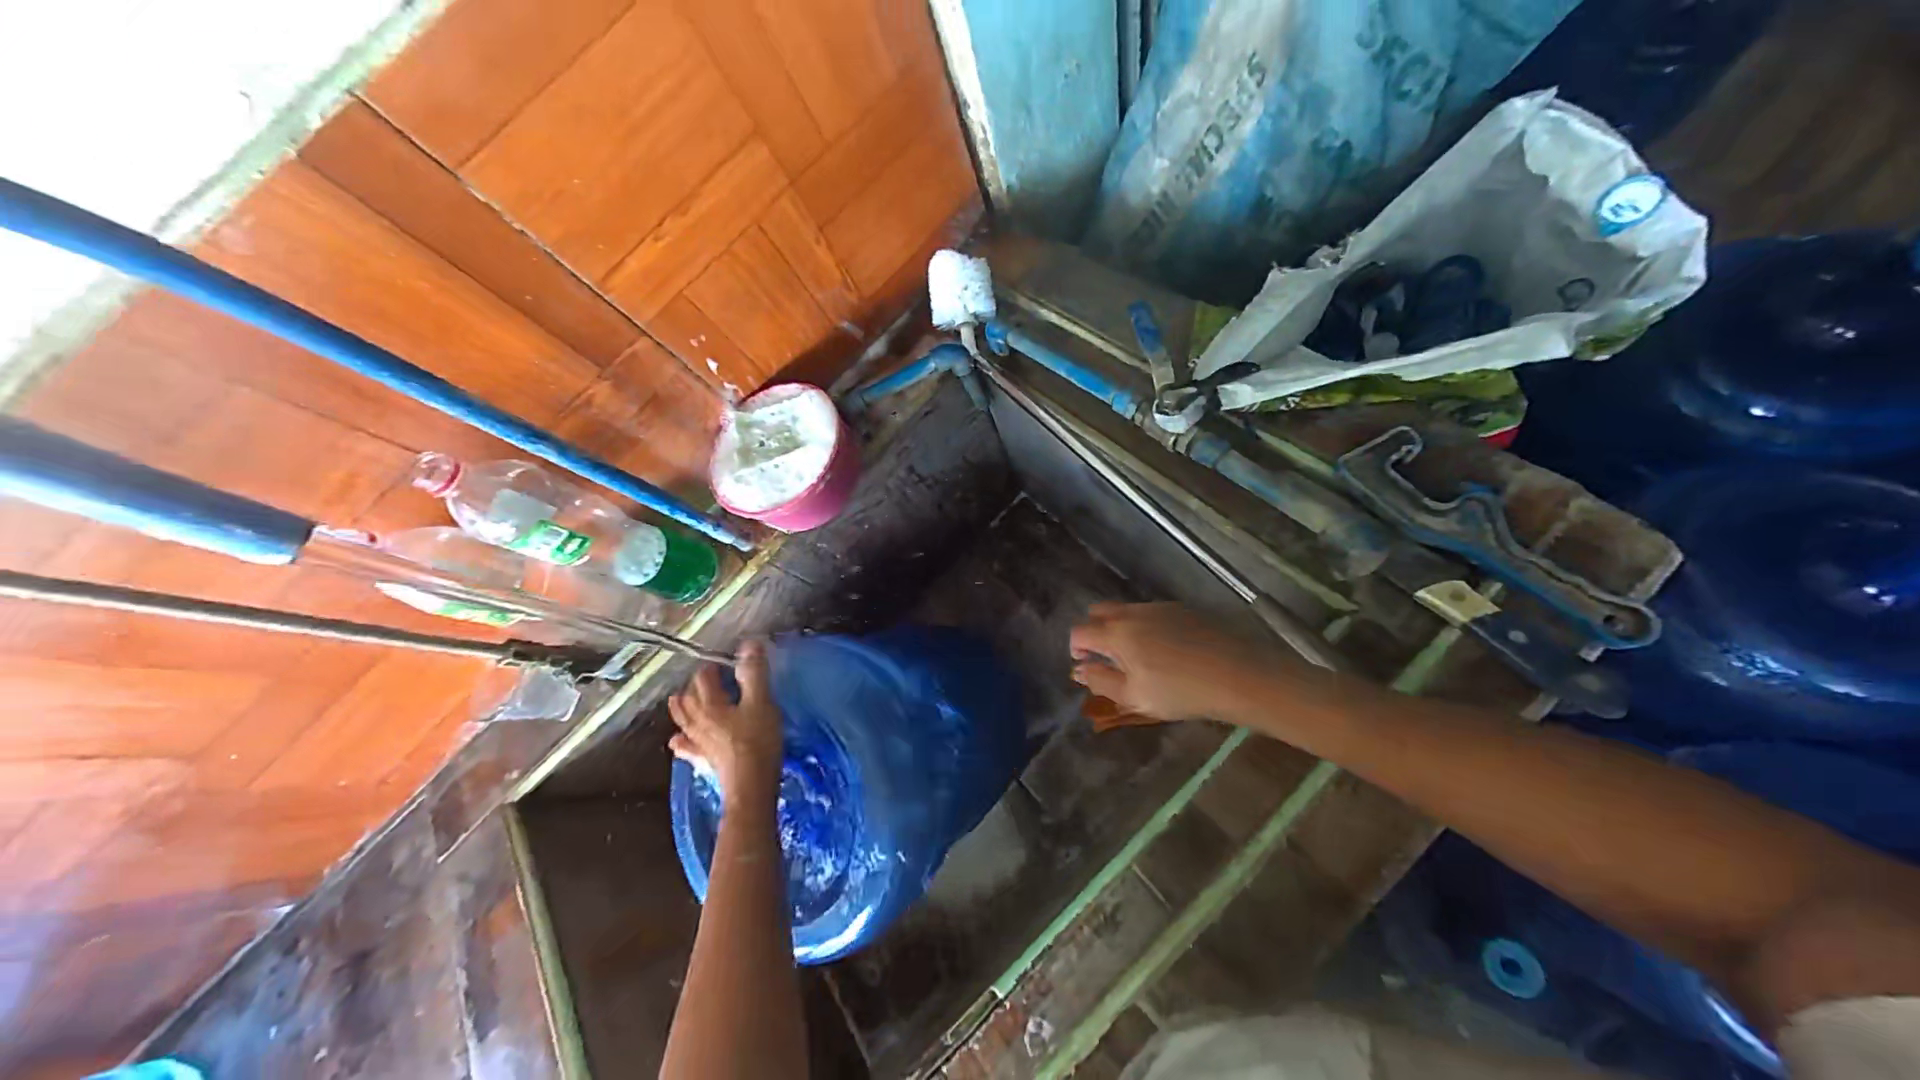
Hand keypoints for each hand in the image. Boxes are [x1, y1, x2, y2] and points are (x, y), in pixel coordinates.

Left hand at [668, 639, 782, 802]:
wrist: (750, 786)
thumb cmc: (758, 741)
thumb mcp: (762, 702)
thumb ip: (754, 673)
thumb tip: (749, 643)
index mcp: (710, 704)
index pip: (703, 678)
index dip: (712, 666)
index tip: (725, 661)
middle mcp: (697, 721)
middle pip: (689, 698)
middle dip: (695, 685)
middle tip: (707, 677)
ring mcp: (698, 742)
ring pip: (683, 720)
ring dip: (682, 707)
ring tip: (681, 699)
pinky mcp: (703, 760)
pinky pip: (686, 746)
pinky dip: (682, 739)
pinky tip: (679, 740)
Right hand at [1069, 602, 1291, 722]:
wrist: (1239, 674)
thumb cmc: (1181, 692)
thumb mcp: (1135, 697)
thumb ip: (1101, 681)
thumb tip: (1079, 670)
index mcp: (1116, 633)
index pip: (1080, 631)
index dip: (1076, 648)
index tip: (1086, 665)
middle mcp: (1133, 613)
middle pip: (1099, 612)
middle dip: (1095, 631)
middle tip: (1107, 658)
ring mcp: (1160, 607)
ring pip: (1127, 611)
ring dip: (1121, 628)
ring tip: (1139, 657)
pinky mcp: (1183, 609)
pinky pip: (1152, 613)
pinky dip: (1146, 626)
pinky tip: (1166, 650)